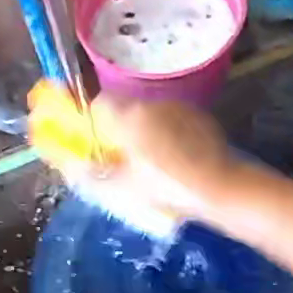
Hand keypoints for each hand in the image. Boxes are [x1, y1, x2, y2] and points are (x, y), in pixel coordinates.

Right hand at [90, 96, 244, 222]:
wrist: (220, 188)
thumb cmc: (168, 189)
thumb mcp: (123, 190)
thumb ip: (91, 177)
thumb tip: (73, 169)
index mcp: (130, 116)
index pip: (99, 103)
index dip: (95, 124)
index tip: (100, 146)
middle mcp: (153, 103)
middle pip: (126, 109)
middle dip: (121, 130)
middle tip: (125, 160)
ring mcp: (180, 107)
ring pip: (151, 114)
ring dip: (146, 132)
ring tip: (154, 163)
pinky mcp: (201, 116)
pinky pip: (174, 121)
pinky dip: (169, 134)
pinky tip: (177, 160)